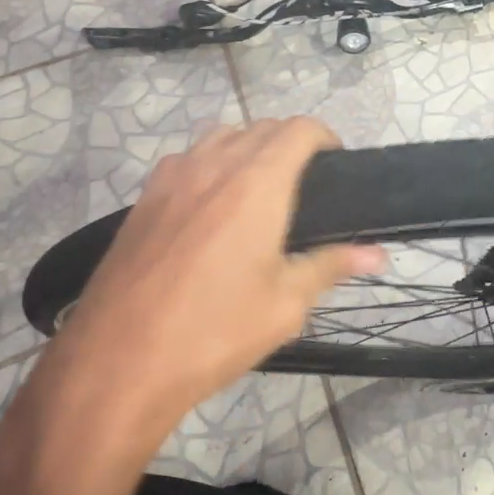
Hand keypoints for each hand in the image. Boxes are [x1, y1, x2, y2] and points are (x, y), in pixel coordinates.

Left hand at [48, 117, 385, 423]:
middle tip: (308, 185)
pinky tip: (211, 211)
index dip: (325, 138)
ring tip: (260, 191)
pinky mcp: (141, 201)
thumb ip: (332, 266)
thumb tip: (378, 254)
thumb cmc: (213, 333)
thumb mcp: (286, 304)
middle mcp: (214, 166)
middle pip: (262, 127)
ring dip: (248, 148)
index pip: (299, 129)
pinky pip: (187, 161)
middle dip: (291, 143)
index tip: (337, 166)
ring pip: (221, 137)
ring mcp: (171, 180)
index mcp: (258, 184)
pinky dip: (211, 166)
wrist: (115, 367)